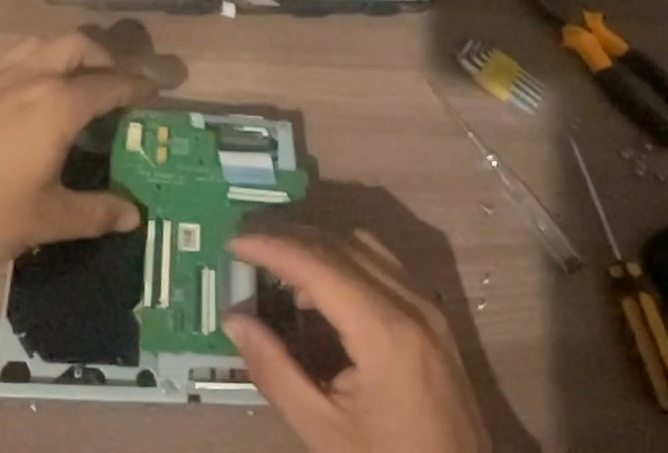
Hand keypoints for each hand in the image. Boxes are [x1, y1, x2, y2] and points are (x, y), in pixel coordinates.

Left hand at [0, 31, 154, 275]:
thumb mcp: (44, 221)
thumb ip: (95, 214)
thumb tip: (134, 214)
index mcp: (58, 104)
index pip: (111, 84)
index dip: (139, 87)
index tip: (158, 91)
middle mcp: (31, 78)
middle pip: (79, 45)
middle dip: (107, 57)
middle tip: (120, 85)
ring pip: (43, 44)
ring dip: (71, 53)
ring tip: (79, 83)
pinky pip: (16, 58)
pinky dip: (40, 62)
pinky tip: (32, 99)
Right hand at [223, 229, 488, 452]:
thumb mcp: (323, 430)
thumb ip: (275, 370)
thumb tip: (234, 319)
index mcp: (385, 330)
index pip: (318, 264)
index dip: (271, 247)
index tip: (232, 242)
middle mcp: (411, 302)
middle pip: (341, 243)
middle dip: (289, 237)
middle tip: (246, 245)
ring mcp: (428, 306)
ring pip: (365, 246)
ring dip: (317, 244)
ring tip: (275, 265)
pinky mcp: (434, 316)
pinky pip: (384, 264)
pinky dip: (344, 259)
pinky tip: (318, 289)